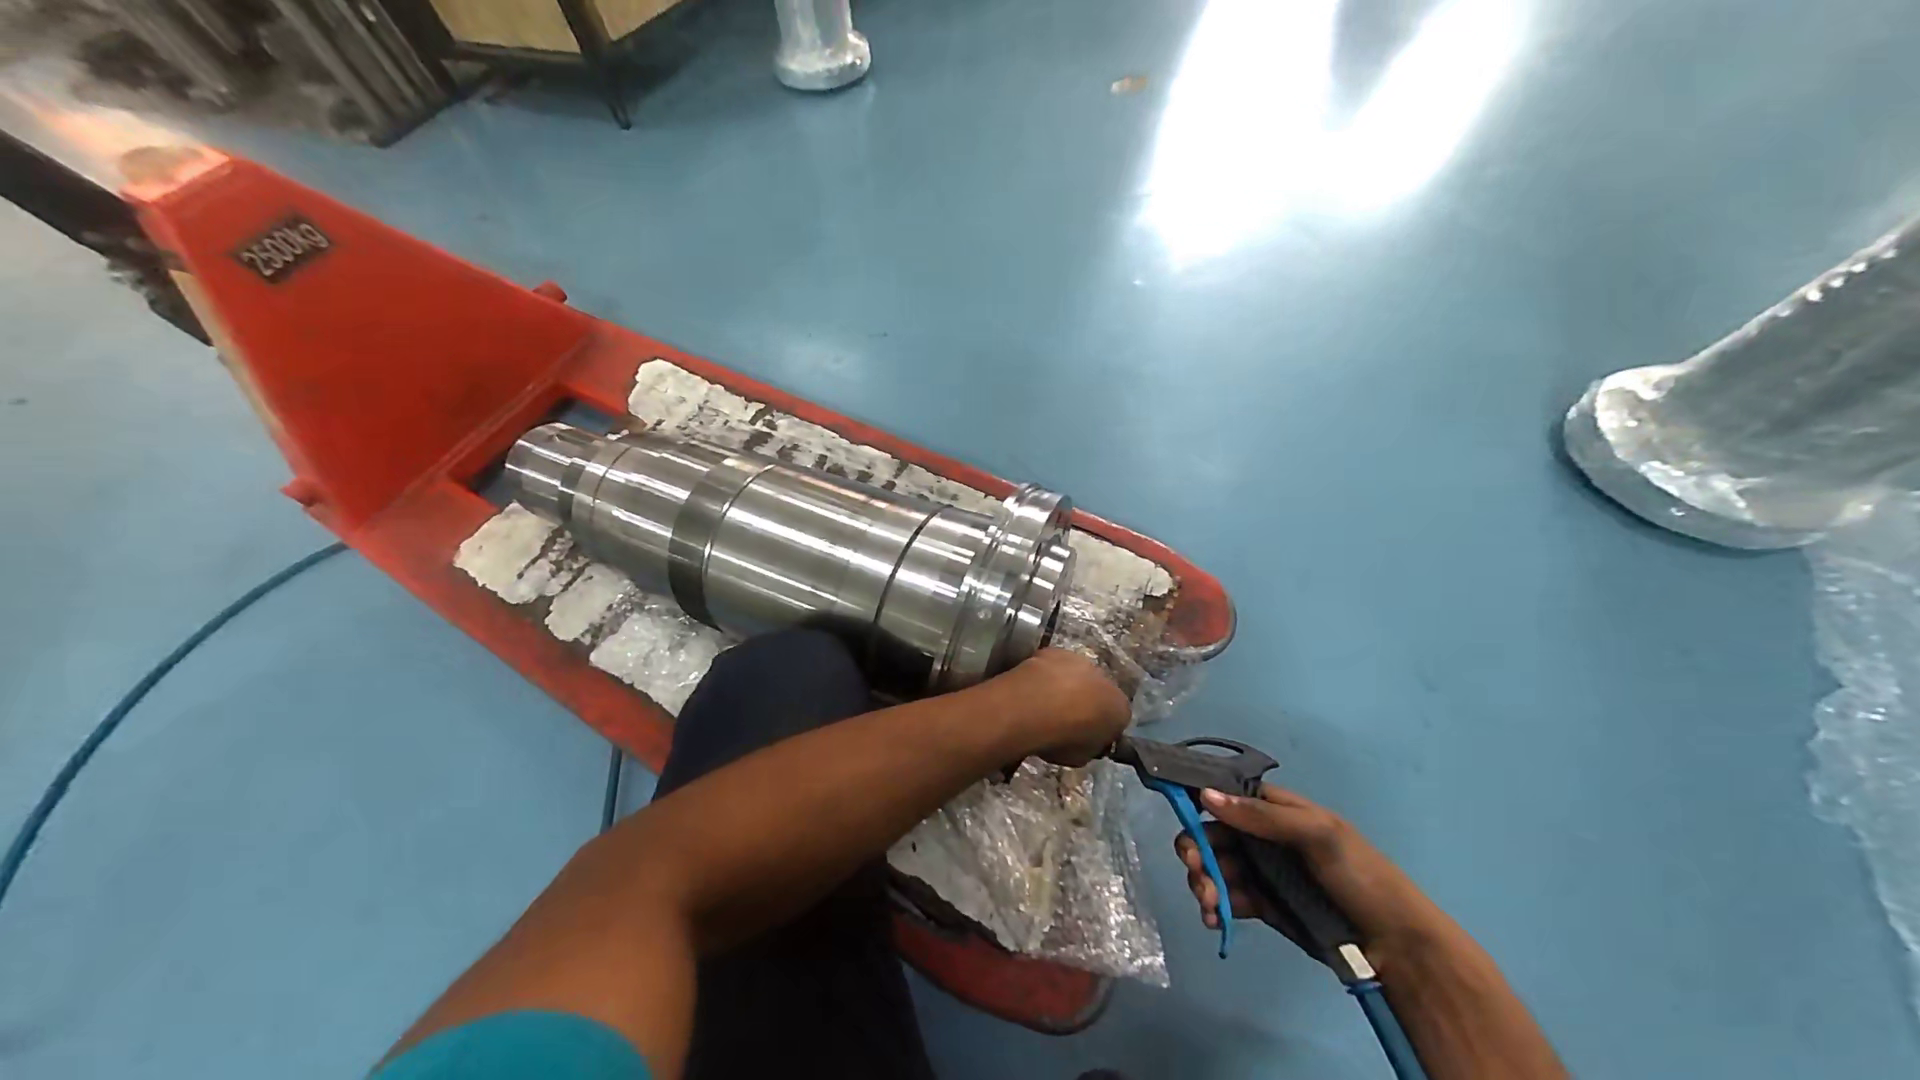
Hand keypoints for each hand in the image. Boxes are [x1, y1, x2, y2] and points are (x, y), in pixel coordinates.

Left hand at [997, 648, 1131, 765]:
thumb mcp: (1081, 756)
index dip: (1100, 728)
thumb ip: (1089, 745)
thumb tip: (1085, 740)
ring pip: (1078, 675)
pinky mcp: (1056, 651)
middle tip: (1064, 718)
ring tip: (1045, 702)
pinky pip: (1055, 664)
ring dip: (1067, 685)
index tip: (1084, 736)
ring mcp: (1081, 661)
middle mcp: (1107, 680)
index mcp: (1120, 709)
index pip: (1117, 719)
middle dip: (1086, 702)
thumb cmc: (1062, 739)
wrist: (1034, 707)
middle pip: (1099, 692)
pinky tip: (1034, 685)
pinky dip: (1048, 673)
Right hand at [1175, 784, 1456, 967]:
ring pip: (1215, 869)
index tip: (1184, 818)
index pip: (1225, 797)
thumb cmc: (1359, 874)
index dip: (1199, 805)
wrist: (1396, 944)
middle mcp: (1261, 836)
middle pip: (1212, 835)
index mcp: (1274, 809)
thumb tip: (1205, 795)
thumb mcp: (1317, 833)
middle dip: (1197, 851)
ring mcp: (1261, 872)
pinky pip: (1228, 900)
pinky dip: (1215, 908)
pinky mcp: (1263, 906)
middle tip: (1196, 870)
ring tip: (1209, 904)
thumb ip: (1262, 816)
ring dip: (1203, 882)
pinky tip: (1214, 919)